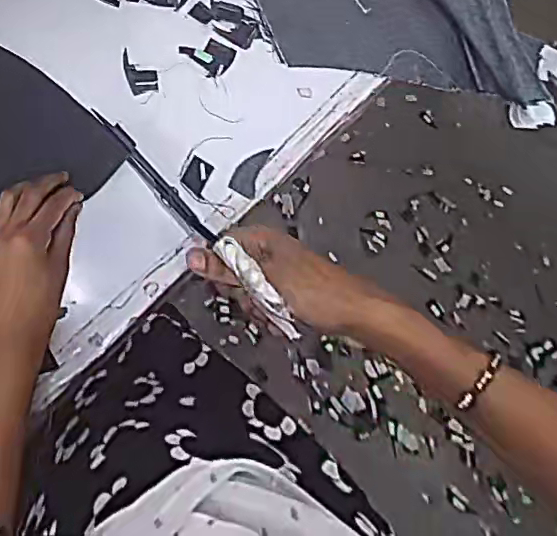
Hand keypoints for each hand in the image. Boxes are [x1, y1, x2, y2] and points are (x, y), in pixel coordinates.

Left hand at [0, 172, 82, 360]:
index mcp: (30, 238)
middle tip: (62, 180)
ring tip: (41, 185)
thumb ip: (65, 233)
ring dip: (27, 187)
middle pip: (30, 193)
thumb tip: (71, 213)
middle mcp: (9, 233)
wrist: (13, 333)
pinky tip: (16, 204)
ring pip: (9, 198)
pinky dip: (8, 203)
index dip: (67, 195)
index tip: (76, 193)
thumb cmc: (36, 311)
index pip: (52, 204)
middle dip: (49, 183)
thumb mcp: (60, 268)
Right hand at [188, 226, 407, 337]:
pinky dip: (271, 315)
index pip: (219, 248)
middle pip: (232, 273)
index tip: (226, 286)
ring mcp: (278, 271)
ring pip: (248, 292)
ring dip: (258, 308)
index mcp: (259, 238)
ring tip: (276, 312)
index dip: (218, 270)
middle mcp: (267, 251)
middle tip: (258, 300)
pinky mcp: (287, 290)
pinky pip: (264, 303)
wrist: (361, 317)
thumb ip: (226, 269)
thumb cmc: (322, 292)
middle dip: (242, 294)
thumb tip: (195, 257)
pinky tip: (283, 319)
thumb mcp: (264, 281)